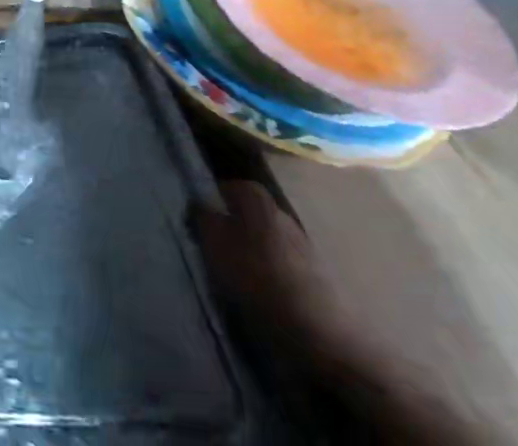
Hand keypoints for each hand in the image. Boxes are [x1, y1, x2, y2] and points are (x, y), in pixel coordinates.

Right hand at [193, 180, 357, 349]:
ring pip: (268, 237)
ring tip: (237, 274)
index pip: (233, 186)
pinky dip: (270, 270)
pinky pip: (283, 261)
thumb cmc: (257, 279)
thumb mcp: (215, 246)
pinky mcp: (317, 274)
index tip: (200, 219)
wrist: (317, 331)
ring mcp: (304, 244)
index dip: (214, 199)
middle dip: (234, 225)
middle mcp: (283, 214)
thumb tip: (200, 203)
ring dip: (252, 250)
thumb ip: (204, 219)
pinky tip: (262, 291)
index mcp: (259, 202)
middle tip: (215, 247)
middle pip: (252, 211)